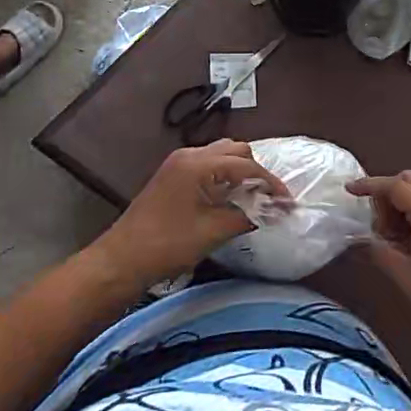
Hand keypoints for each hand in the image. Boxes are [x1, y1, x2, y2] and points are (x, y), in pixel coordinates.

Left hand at [93, 140, 288, 286]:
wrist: (122, 259)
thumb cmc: (168, 244)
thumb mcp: (213, 231)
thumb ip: (247, 216)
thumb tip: (272, 211)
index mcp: (198, 164)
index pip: (246, 164)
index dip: (271, 183)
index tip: (288, 203)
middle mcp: (189, 155)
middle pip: (235, 151)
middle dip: (256, 172)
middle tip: (269, 198)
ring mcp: (178, 164)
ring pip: (220, 156)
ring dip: (240, 173)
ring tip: (253, 199)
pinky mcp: (172, 176)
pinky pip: (207, 166)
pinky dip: (224, 178)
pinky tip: (231, 199)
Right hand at [349, 171, 410, 338]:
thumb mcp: (402, 273)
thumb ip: (377, 247)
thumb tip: (360, 235)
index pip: (396, 186)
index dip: (370, 185)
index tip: (348, 190)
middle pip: (408, 181)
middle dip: (386, 196)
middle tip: (378, 228)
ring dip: (398, 204)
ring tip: (391, 238)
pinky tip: (405, 239)